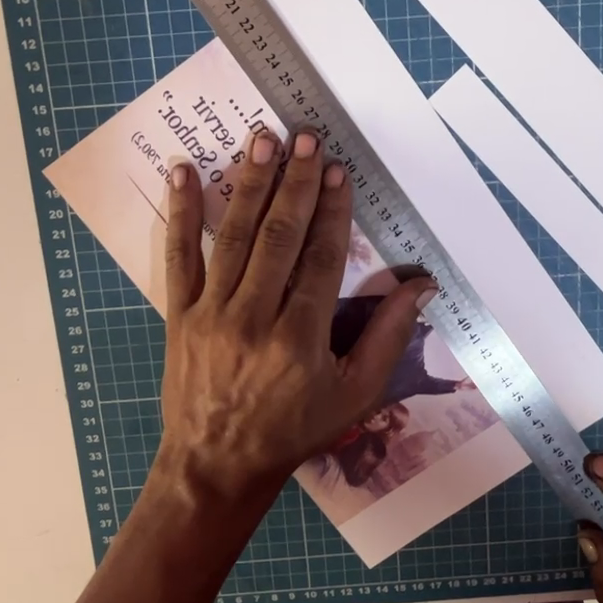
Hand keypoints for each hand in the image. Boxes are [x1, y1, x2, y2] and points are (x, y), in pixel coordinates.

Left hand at [156, 129, 435, 505]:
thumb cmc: (293, 430)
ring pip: (234, 237)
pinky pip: (178, 257)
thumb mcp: (354, 396)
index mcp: (300, 339)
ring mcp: (211, 313)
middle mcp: (254, 318)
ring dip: (250, 185)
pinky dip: (182, 212)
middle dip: (295, 183)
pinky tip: (184, 172)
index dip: (332, 212)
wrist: (216, 465)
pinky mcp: (179, 314)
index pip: (320, 260)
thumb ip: (387, 338)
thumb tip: (423, 287)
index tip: (339, 171)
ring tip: (263, 140)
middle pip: (279, 237)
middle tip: (306, 138)